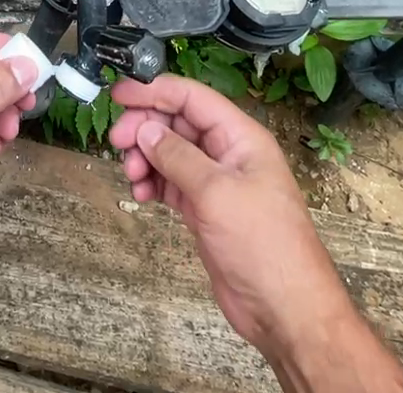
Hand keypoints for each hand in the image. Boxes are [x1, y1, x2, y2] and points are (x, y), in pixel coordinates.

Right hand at [106, 76, 355, 353]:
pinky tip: (141, 194)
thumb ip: (177, 156)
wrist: (284, 311)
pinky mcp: (203, 207)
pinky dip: (151, 182)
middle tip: (118, 142)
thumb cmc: (265, 246)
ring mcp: (215, 181)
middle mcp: (227, 153)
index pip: (191, 98)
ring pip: (168, 151)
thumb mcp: (216, 193)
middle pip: (175, 122)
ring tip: (132, 176)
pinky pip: (168, 180)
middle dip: (144, 128)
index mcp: (240, 137)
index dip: (154, 91)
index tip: (120, 95)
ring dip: (144, 157)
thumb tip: (146, 130)